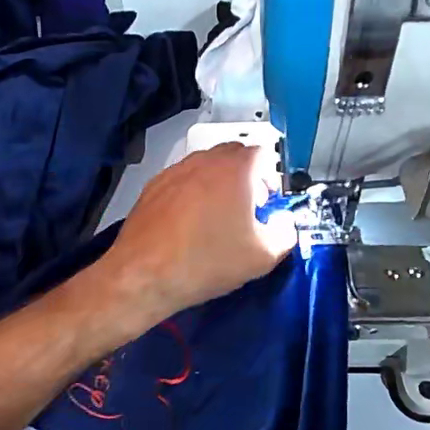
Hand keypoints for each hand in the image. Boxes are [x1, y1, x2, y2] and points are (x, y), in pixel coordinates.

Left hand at [95, 142, 296, 327]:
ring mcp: (175, 171)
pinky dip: (192, 194)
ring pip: (206, 167)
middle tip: (247, 210)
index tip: (268, 204)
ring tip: (217, 221)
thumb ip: (284, 233)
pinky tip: (189, 225)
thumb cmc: (207, 260)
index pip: (264, 154)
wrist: (144, 275)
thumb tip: (284, 224)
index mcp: (236, 169)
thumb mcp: (262, 256)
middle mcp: (205, 160)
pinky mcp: (153, 186)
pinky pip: (182, 181)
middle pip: (234, 156)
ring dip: (218, 185)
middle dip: (246, 177)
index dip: (271, 179)